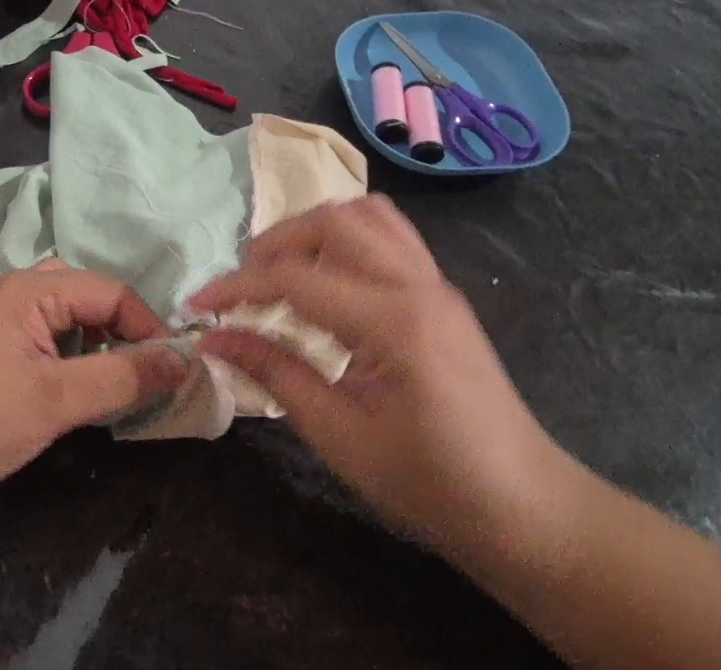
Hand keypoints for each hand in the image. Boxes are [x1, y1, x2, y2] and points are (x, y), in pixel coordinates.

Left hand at [0, 261, 185, 514]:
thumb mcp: (57, 402)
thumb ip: (122, 378)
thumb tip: (182, 361)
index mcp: (27, 290)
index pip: (109, 291)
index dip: (147, 326)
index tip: (173, 368)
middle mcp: (9, 289)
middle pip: (85, 293)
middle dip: (120, 328)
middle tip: (140, 370)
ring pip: (62, 311)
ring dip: (92, 338)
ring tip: (107, 378)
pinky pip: (39, 328)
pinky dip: (65, 347)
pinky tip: (67, 380)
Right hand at [191, 196, 579, 558]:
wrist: (524, 507)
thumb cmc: (430, 483)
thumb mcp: (340, 436)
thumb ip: (275, 374)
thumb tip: (214, 339)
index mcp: (394, 322)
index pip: (296, 278)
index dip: (236, 288)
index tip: (196, 307)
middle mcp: (417, 284)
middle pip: (333, 220)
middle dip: (275, 243)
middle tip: (242, 288)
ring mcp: (435, 283)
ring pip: (366, 214)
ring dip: (313, 231)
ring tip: (281, 274)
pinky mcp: (440, 293)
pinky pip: (390, 236)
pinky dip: (346, 240)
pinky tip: (326, 283)